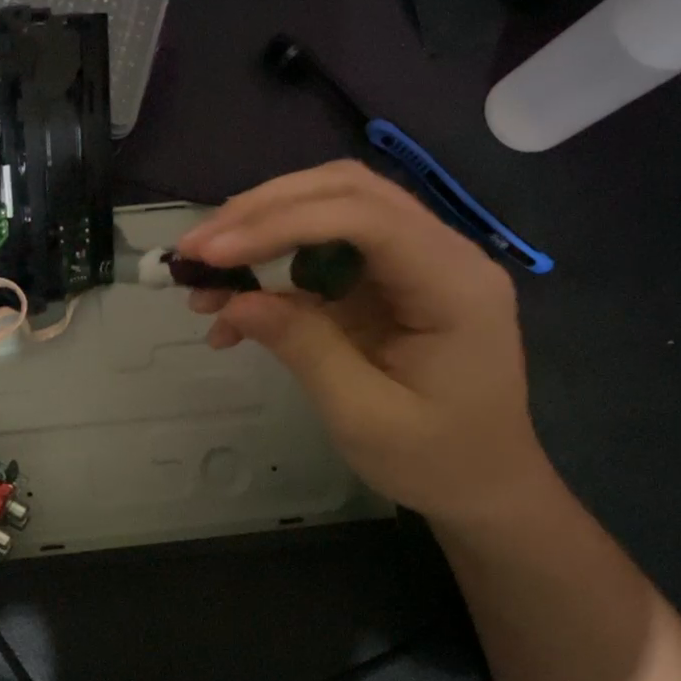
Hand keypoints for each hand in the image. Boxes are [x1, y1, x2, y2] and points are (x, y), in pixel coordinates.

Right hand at [176, 161, 555, 523]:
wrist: (484, 487)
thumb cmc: (436, 460)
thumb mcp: (363, 415)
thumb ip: (303, 347)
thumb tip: (234, 302)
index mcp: (452, 284)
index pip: (364, 217)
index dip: (280, 224)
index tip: (211, 255)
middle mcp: (441, 254)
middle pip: (346, 192)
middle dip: (262, 212)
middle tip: (195, 250)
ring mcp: (413, 264)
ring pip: (329, 211)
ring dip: (259, 232)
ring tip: (200, 276)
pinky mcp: (386, 282)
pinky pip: (321, 255)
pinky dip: (269, 271)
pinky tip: (231, 310)